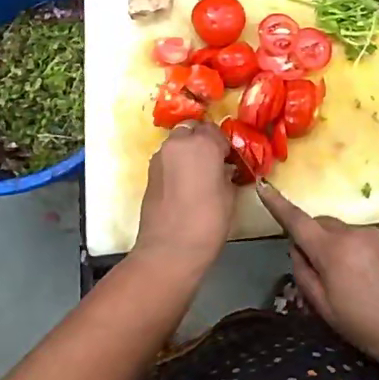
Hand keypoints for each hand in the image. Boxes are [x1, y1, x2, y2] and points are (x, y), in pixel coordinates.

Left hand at [134, 121, 236, 264]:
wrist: (169, 249)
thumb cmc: (207, 222)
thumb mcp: (229, 196)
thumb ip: (226, 174)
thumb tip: (224, 168)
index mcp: (202, 144)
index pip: (214, 130)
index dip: (222, 144)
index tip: (228, 159)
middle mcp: (178, 143)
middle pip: (191, 130)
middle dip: (201, 141)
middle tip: (212, 162)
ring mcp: (160, 156)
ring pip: (176, 143)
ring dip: (187, 151)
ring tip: (198, 174)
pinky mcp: (149, 171)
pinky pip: (167, 158)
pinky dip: (176, 164)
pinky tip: (184, 184)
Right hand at [257, 182, 378, 372]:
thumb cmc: (371, 330)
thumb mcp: (327, 311)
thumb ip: (305, 275)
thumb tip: (297, 250)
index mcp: (332, 250)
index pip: (297, 220)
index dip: (277, 204)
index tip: (263, 187)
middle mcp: (352, 233)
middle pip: (320, 225)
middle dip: (312, 239)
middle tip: (316, 274)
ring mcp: (375, 235)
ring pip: (341, 233)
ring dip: (334, 248)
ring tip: (347, 286)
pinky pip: (361, 240)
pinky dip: (353, 253)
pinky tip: (367, 283)